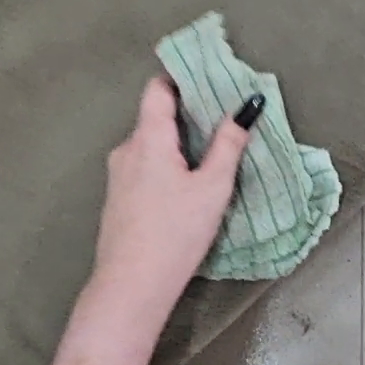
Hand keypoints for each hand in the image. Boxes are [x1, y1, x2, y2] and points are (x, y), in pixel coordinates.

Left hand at [87, 78, 257, 312]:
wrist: (131, 286)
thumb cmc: (176, 231)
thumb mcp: (212, 187)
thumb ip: (228, 145)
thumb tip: (247, 106)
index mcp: (148, 138)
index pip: (157, 89)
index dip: (181, 79)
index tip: (208, 81)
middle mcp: (126, 149)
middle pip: (155, 118)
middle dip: (187, 117)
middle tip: (221, 122)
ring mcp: (117, 176)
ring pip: (149, 146)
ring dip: (176, 145)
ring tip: (208, 158)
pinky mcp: (117, 200)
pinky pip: (143, 168)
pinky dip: (164, 167)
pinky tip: (184, 189)